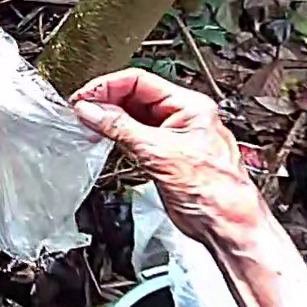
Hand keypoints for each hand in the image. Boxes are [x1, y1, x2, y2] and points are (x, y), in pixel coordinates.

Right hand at [73, 69, 306, 306]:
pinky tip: (101, 135)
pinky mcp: (160, 153)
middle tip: (81, 109)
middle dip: (104, 100)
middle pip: (133, 95)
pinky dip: (113, 133)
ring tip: (86, 121)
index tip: (84, 97)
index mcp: (190, 107)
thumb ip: (120, 128)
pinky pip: (131, 134)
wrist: (225, 224)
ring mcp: (170, 136)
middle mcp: (180, 118)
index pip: (139, 81)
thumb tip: (91, 110)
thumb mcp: (159, 152)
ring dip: (107, 117)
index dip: (107, 87)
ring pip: (130, 115)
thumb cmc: (216, 191)